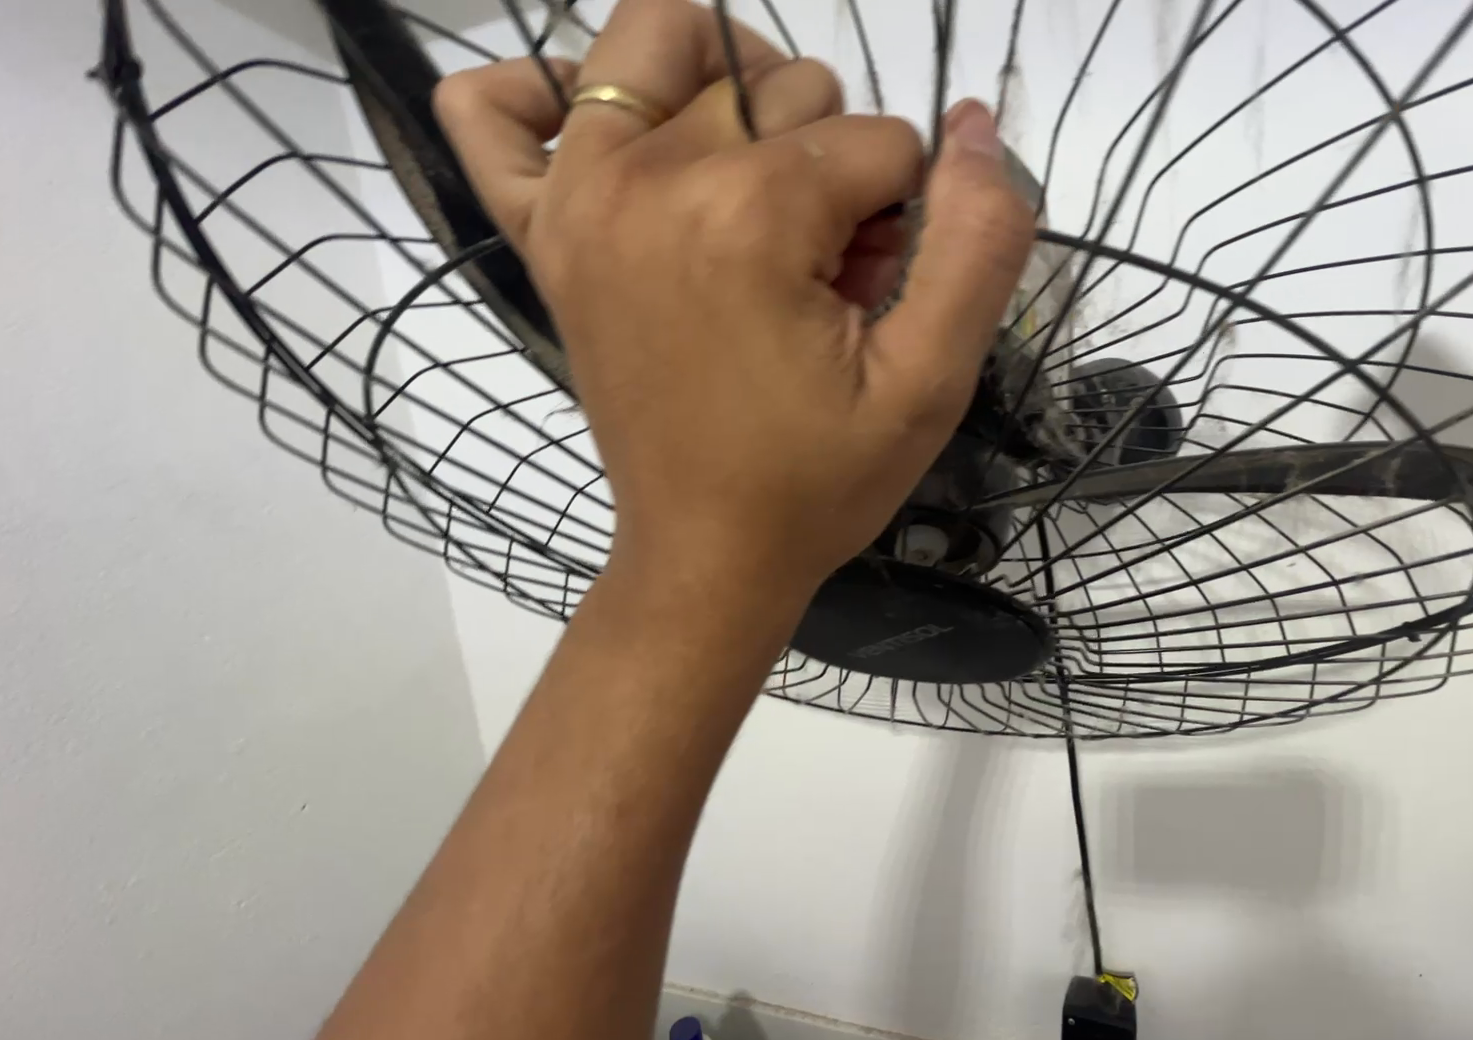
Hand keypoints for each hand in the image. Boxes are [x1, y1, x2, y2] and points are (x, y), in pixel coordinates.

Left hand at [433, 0, 1034, 602]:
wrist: (708, 557)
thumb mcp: (928, 386)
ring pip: (660, 45)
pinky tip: (613, 147)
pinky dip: (545, 99)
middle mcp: (647, 180)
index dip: (910, 214)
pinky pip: (495, 114)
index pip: (878, 140)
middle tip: (826, 281)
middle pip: (785, 87)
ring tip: (758, 192)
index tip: (880, 297)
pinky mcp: (543, 237)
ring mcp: (576, 202)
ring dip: (731, 92)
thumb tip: (973, 127)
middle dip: (833, 171)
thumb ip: (977, 247)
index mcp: (749, 219)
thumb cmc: (819, 484)